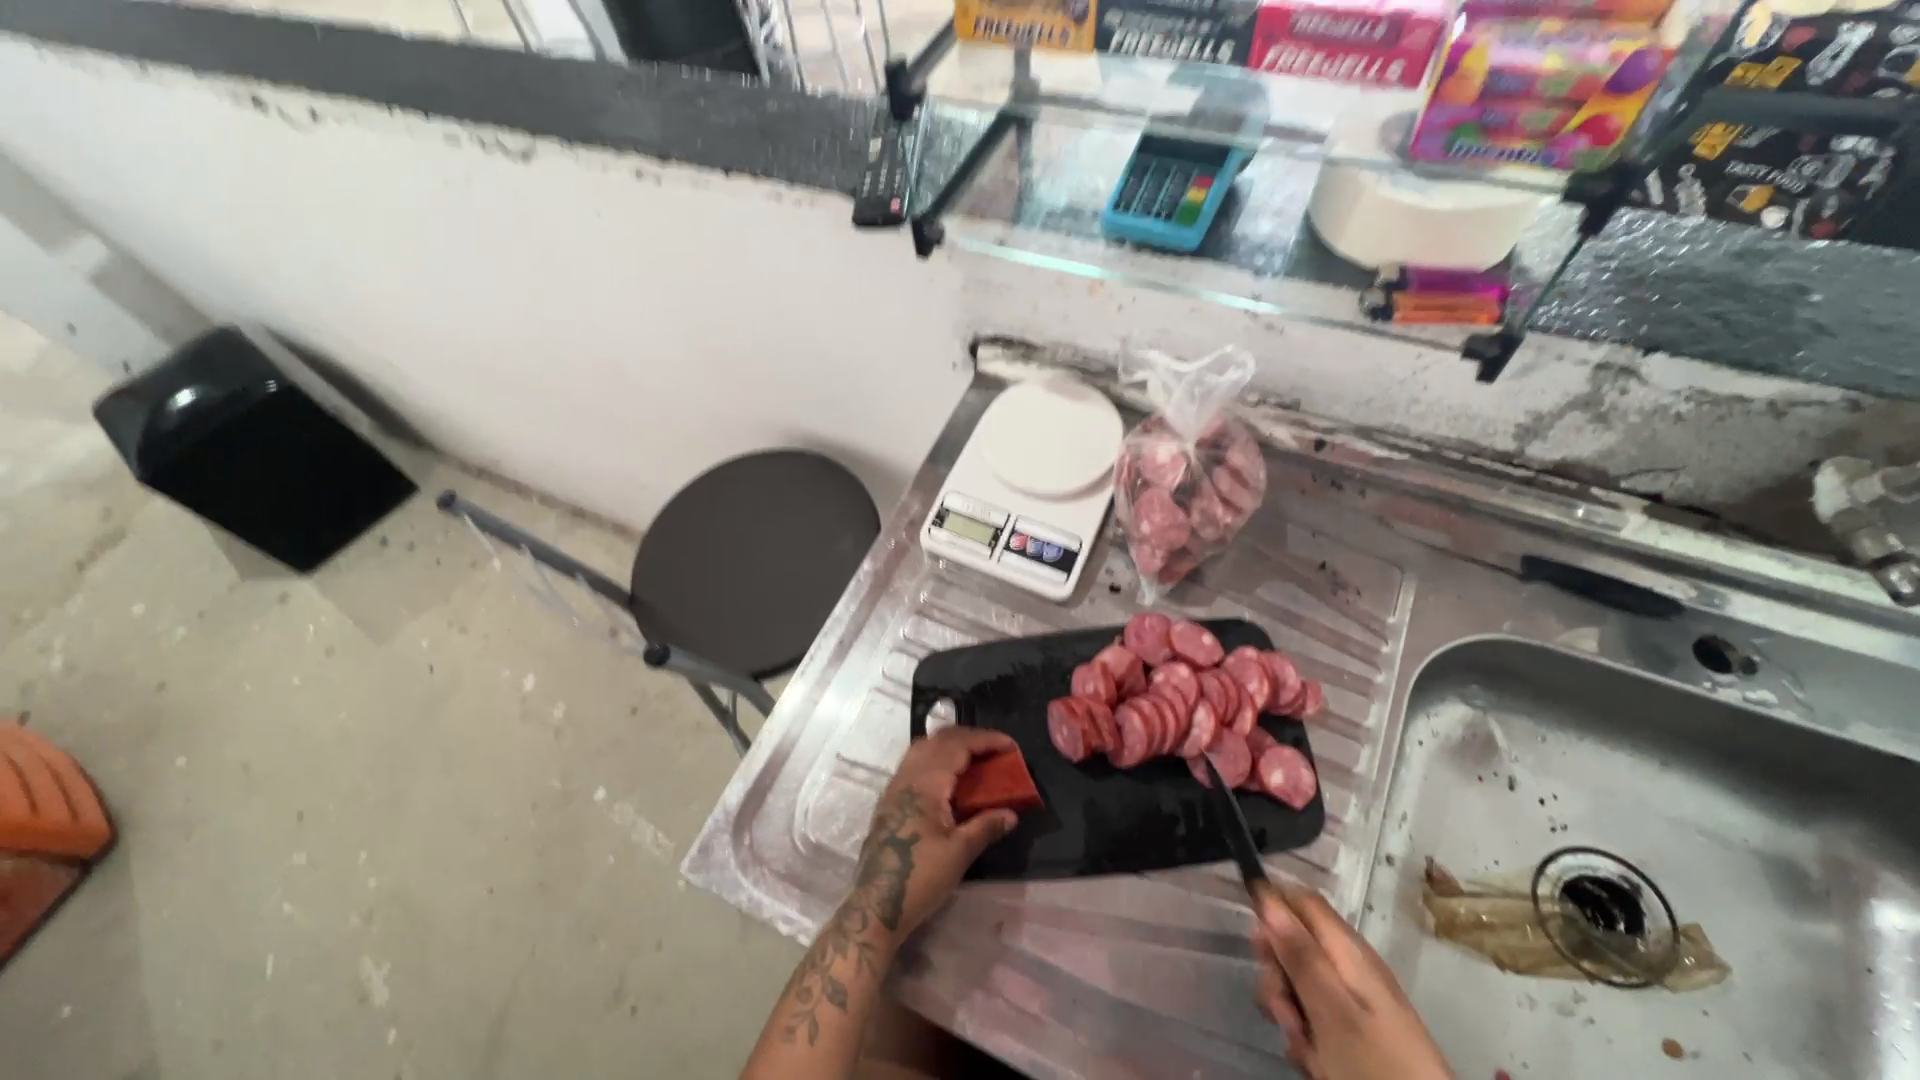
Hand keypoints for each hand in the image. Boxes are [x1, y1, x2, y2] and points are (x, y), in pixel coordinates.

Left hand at [852, 727, 1022, 942]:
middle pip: (937, 740)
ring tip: (975, 760)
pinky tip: (950, 780)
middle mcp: (906, 778)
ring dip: (950, 746)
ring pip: (922, 750)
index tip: (1011, 746)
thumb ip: (985, 827)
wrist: (877, 905)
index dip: (985, 740)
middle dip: (968, 738)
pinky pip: (914, 765)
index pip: (957, 746)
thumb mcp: (959, 853)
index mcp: (925, 784)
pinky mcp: (890, 802)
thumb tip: (1011, 814)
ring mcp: (894, 789)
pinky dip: (936, 760)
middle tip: (995, 750)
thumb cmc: (921, 877)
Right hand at [1252, 881, 1452, 1079]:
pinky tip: (1314, 1061)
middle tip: (1283, 1009)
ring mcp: (1350, 998)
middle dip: (1276, 975)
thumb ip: (1299, 954)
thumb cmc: (1376, 1065)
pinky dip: (1305, 1036)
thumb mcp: (1330, 1010)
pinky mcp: (1351, 1028)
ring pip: (1297, 984)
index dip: (1271, 906)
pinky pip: (1311, 1016)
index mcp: (1347, 951)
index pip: (1302, 901)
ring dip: (1287, 1011)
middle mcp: (1348, 966)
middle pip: (1292, 945)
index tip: (1252, 939)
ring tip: (1303, 1044)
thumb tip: (1268, 898)